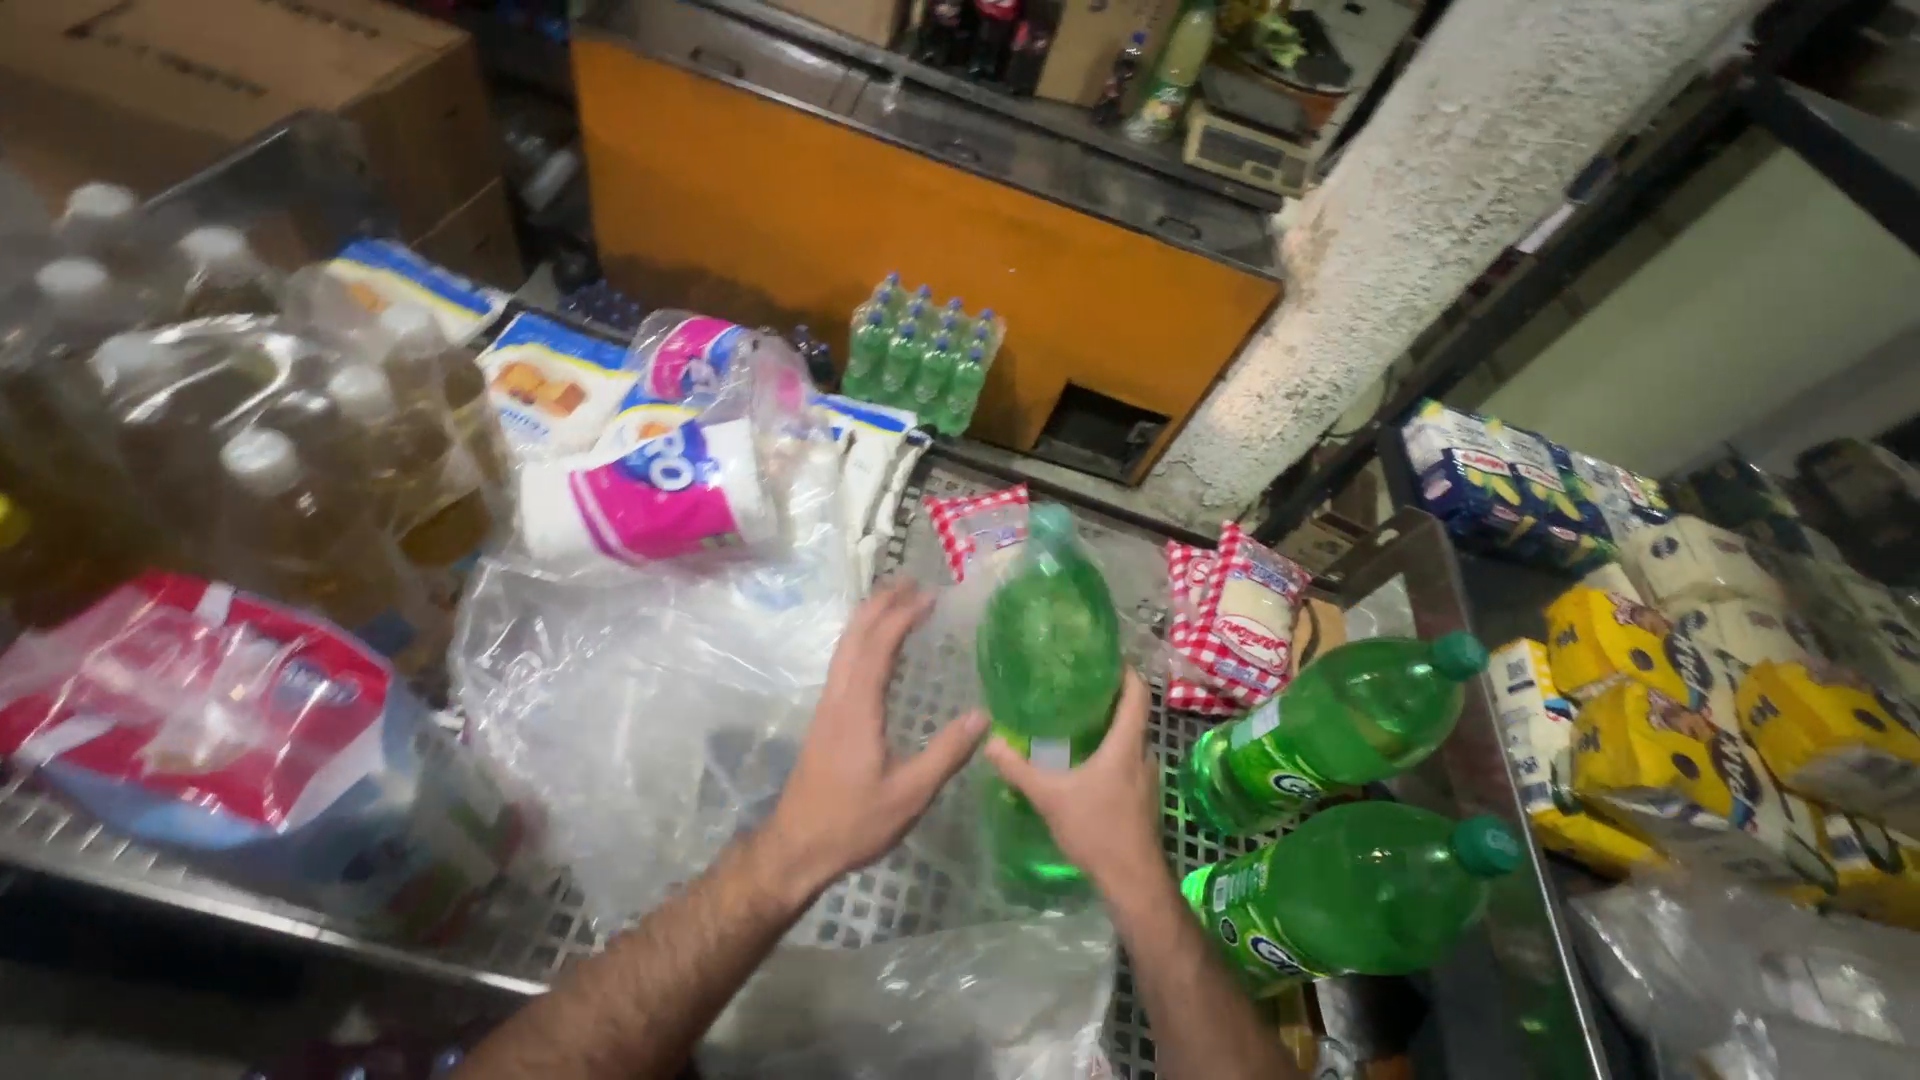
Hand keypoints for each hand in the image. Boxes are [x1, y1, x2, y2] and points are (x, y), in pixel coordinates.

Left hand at [760, 583, 987, 900]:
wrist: (796, 847)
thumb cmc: (853, 822)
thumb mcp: (909, 794)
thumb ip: (946, 753)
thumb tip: (983, 717)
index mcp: (857, 708)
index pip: (879, 646)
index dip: (903, 616)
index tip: (930, 596)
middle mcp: (838, 697)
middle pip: (854, 635)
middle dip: (881, 603)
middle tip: (911, 582)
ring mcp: (826, 706)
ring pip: (843, 647)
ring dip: (868, 618)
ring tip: (895, 601)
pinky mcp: (824, 719)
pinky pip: (842, 662)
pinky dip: (862, 640)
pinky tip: (876, 649)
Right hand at [985, 669, 1165, 893]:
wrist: (1133, 880)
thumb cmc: (1096, 829)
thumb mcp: (1050, 797)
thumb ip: (1019, 769)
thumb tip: (991, 742)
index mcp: (1126, 745)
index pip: (1137, 694)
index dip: (1126, 672)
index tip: (1106, 658)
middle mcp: (1142, 755)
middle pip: (1134, 715)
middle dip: (1111, 698)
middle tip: (1078, 687)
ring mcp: (1146, 778)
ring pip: (1131, 740)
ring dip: (1111, 727)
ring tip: (1078, 720)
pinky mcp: (1143, 798)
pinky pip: (1129, 761)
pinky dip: (1113, 751)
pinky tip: (1087, 761)